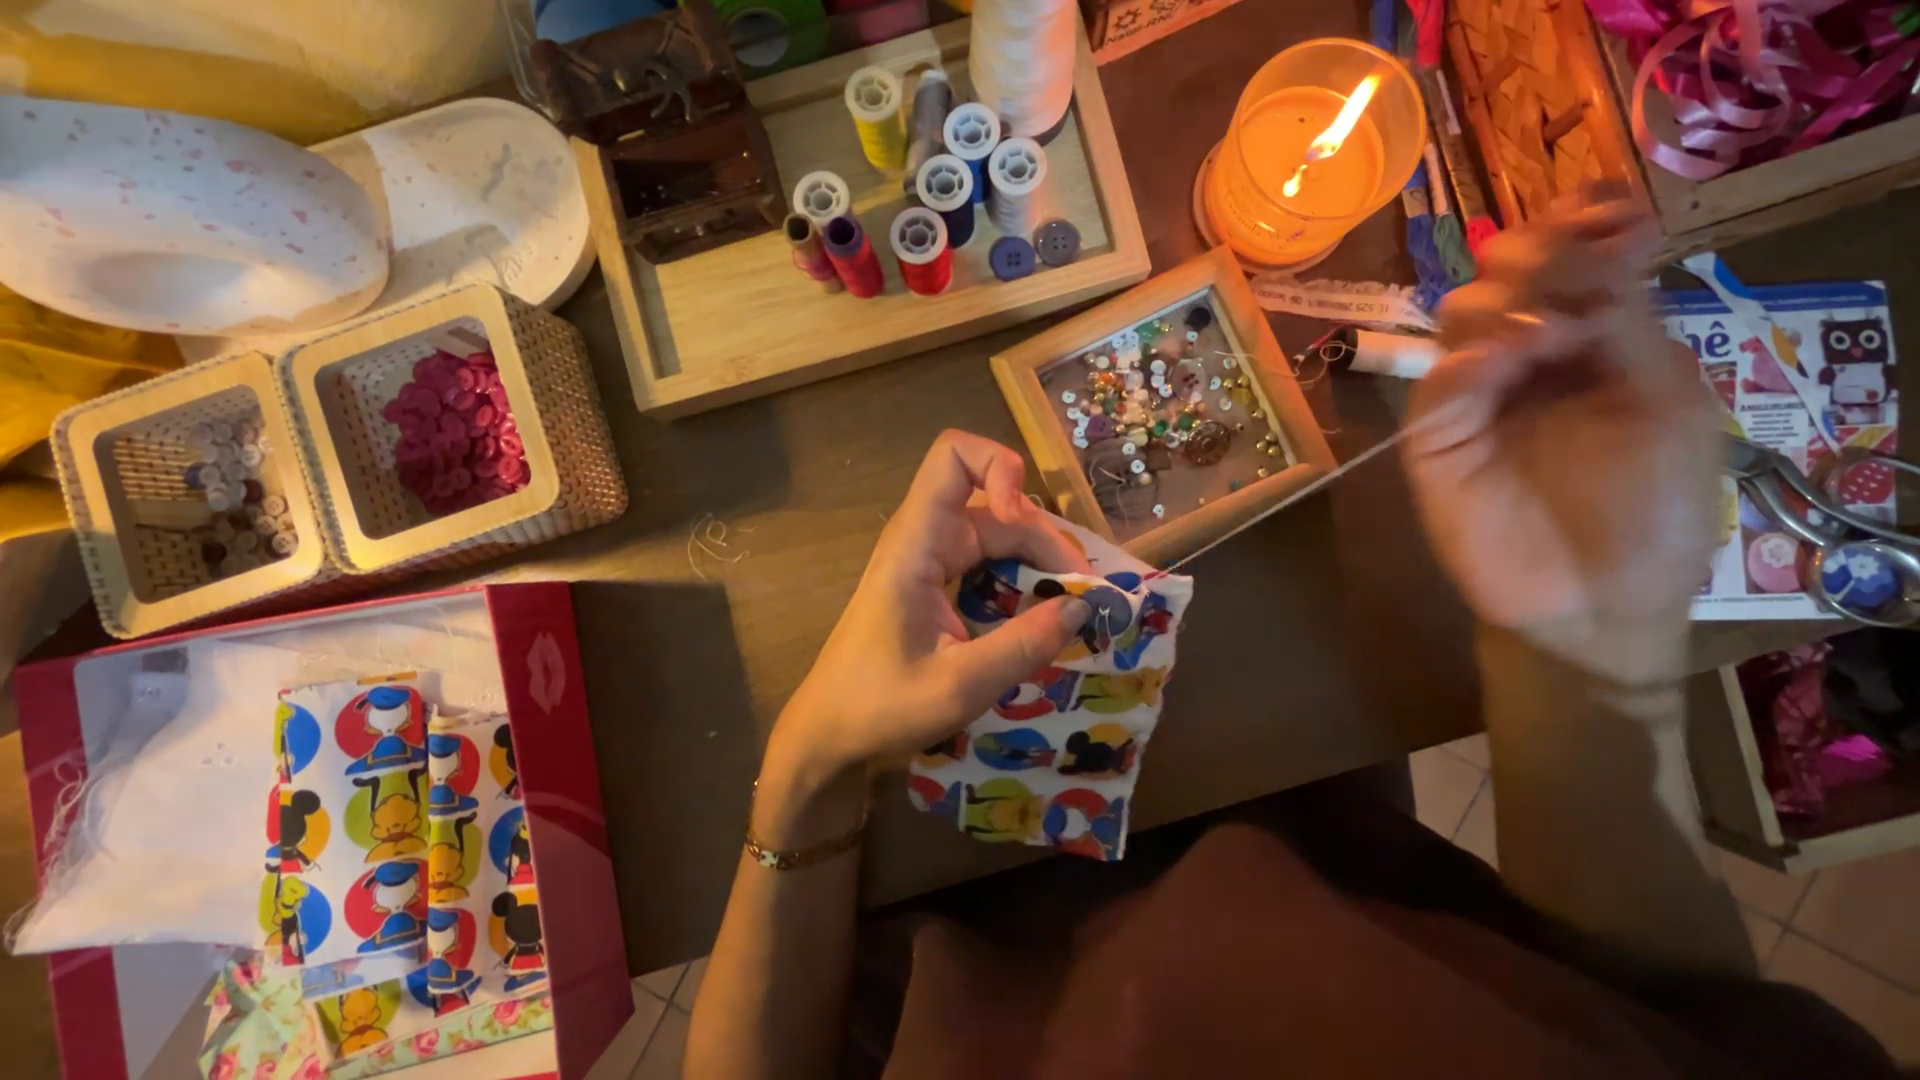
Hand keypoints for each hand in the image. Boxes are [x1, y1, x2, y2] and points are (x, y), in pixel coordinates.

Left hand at [756, 431, 1091, 843]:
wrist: (829, 733)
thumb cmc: (879, 708)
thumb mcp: (960, 686)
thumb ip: (1023, 645)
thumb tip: (1079, 606)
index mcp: (915, 545)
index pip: (953, 456)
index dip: (1001, 468)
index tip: (1025, 522)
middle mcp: (923, 539)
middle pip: (996, 504)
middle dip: (1044, 539)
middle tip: (1081, 595)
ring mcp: (929, 559)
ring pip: (998, 532)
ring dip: (1039, 560)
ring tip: (1072, 605)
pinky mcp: (934, 582)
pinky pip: (988, 560)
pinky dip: (1021, 577)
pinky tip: (1043, 612)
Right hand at [1405, 193, 1720, 683]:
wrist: (1591, 601)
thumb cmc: (1650, 509)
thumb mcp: (1667, 402)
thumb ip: (1623, 323)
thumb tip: (1587, 244)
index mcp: (1598, 342)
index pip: (1575, 261)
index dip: (1581, 222)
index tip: (1600, 209)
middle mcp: (1532, 358)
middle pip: (1509, 272)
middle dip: (1536, 254)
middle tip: (1562, 268)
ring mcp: (1477, 396)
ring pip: (1461, 314)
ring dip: (1502, 306)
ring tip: (1540, 339)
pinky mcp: (1434, 438)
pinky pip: (1437, 382)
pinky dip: (1466, 363)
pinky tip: (1500, 368)